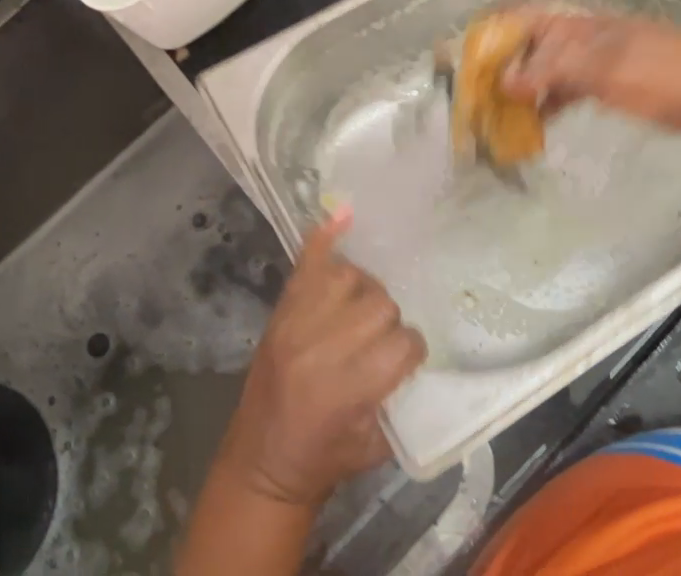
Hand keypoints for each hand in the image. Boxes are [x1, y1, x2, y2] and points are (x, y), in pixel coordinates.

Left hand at [214, 207, 426, 507]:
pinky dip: (324, 238)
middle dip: (388, 322)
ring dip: (365, 291)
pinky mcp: (280, 312)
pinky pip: (305, 264)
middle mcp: (320, 347)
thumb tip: (420, 349)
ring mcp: (295, 323)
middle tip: (379, 343)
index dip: (411, 352)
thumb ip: (404, 394)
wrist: (260, 464)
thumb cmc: (324, 460)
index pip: (403, 342)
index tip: (405, 364)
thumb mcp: (377, 444)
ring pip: (349, 277)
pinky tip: (345, 216)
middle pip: (379, 304)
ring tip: (362, 312)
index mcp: (348, 387)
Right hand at [498, 10, 680, 132]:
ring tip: (506, 113)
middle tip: (480, 94)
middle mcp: (591, 33)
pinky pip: (575, 83)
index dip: (494, 33)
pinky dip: (555, 97)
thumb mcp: (610, 74)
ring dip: (528, 85)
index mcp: (584, 26)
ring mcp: (608, 55)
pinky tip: (547, 117)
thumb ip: (557, 73)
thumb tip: (506, 80)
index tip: (465, 60)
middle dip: (504, 64)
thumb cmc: (670, 78)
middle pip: (534, 42)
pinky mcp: (623, 77)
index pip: (526, 19)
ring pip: (553, 64)